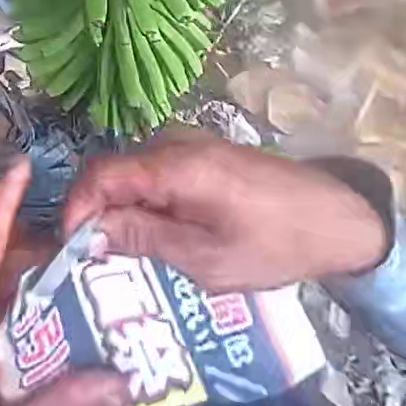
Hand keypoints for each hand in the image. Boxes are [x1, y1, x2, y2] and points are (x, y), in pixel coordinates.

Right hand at [61, 130, 388, 292]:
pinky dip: (145, 200)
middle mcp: (174, 143)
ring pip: (133, 172)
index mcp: (173, 165)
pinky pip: (156, 172)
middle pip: (113, 170)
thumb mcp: (206, 258)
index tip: (72, 251)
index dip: (76, 209)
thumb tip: (91, 233)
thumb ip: (145, 239)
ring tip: (122, 256)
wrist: (333, 213)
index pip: (100, 174)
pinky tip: (156, 235)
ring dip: (120, 208)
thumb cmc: (273, 241)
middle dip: (95, 212)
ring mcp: (190, 144)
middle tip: (94, 261)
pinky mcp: (203, 153)